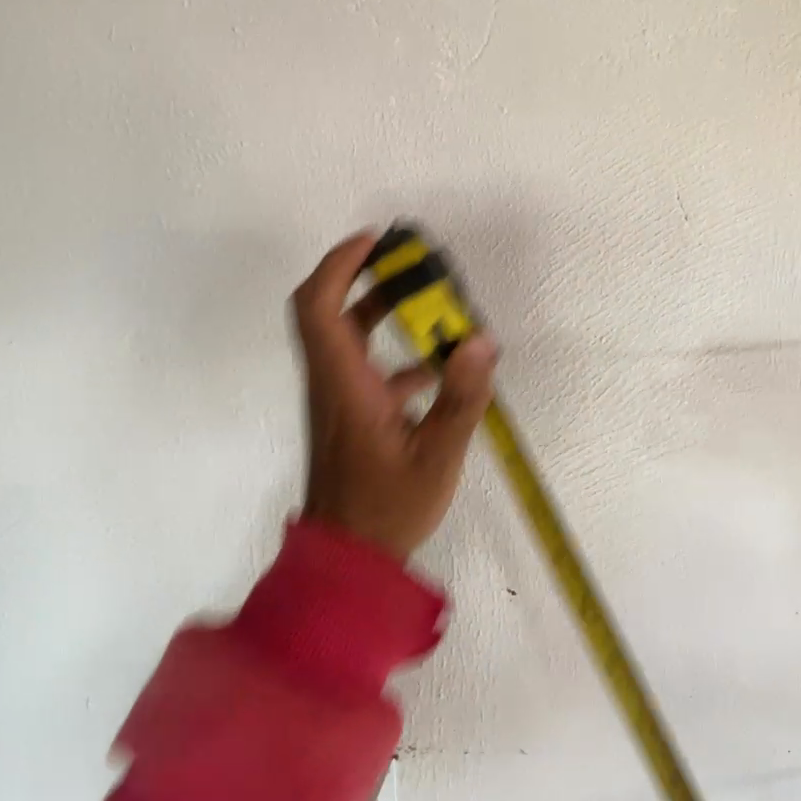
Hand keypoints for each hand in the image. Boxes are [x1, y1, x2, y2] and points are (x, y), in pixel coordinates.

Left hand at [291, 231, 497, 560]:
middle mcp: (333, 384)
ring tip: (434, 303)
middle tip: (408, 261)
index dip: (340, 266)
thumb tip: (481, 339)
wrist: (350, 558)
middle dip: (365, 278)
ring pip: (347, 339)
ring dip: (381, 311)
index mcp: (345, 386)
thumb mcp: (437, 455)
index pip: (320, 307)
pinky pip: (367, 368)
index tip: (376, 241)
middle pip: (327, 312)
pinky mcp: (352, 419)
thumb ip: (461, 397)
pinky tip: (441, 368)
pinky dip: (398, 354)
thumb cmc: (388, 507)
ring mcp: (340, 402)